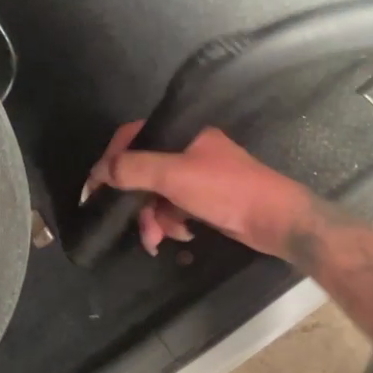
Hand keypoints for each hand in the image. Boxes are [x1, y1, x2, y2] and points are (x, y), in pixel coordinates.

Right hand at [84, 122, 313, 259]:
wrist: (276, 220)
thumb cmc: (225, 189)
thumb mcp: (173, 175)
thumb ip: (133, 168)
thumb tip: (100, 171)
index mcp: (180, 132)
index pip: (131, 138)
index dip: (110, 161)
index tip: (96, 188)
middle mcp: (186, 149)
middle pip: (143, 171)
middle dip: (136, 201)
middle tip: (132, 224)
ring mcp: (197, 175)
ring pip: (158, 194)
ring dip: (153, 217)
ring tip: (158, 240)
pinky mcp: (206, 199)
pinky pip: (175, 207)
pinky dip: (172, 222)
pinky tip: (182, 236)